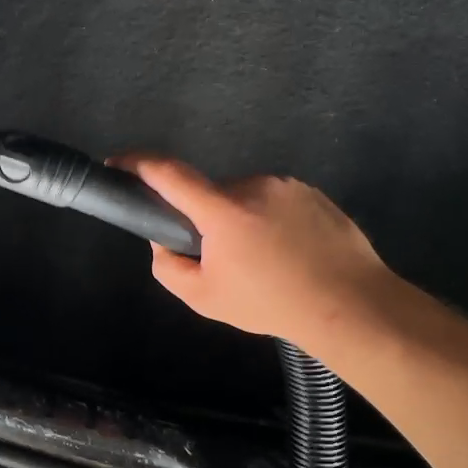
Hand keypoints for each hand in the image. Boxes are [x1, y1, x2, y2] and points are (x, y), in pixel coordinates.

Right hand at [108, 155, 400, 348]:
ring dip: (238, 223)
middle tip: (220, 261)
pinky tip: (285, 256)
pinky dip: (268, 224)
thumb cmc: (270, 303)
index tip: (117, 163)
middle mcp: (254, 186)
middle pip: (209, 196)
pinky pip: (273, 203)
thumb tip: (165, 242)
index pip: (169, 175)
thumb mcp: (203, 297)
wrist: (350, 304)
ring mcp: (288, 186)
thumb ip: (168, 266)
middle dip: (205, 221)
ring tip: (260, 263)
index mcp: (223, 211)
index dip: (137, 164)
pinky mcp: (313, 193)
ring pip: (242, 200)